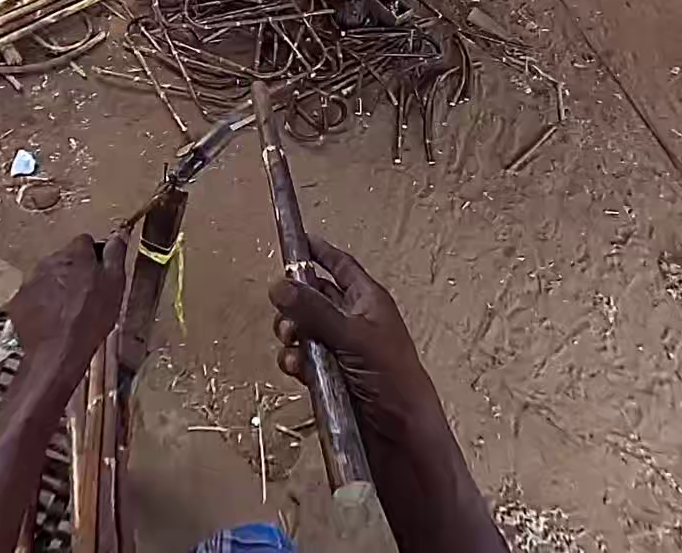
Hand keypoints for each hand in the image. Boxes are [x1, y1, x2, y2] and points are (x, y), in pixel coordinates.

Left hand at [10, 232, 125, 379]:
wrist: (56, 354)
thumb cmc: (90, 318)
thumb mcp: (114, 285)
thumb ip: (115, 255)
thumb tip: (117, 235)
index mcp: (75, 253)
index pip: (85, 241)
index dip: (94, 255)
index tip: (99, 273)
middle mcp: (50, 260)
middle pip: (65, 257)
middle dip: (74, 270)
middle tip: (86, 294)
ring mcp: (31, 279)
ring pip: (49, 274)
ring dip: (58, 284)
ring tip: (69, 309)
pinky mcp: (19, 299)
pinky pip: (34, 293)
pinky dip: (42, 300)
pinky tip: (52, 318)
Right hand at [269, 236, 439, 442]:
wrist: (404, 442)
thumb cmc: (390, 377)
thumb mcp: (352, 336)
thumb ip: (313, 310)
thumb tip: (277, 284)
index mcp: (367, 301)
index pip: (340, 266)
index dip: (319, 251)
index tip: (296, 239)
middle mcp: (353, 320)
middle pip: (314, 296)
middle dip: (295, 300)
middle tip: (283, 310)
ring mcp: (340, 349)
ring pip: (303, 327)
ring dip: (291, 331)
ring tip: (290, 342)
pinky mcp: (330, 376)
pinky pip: (302, 358)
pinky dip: (294, 359)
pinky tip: (294, 368)